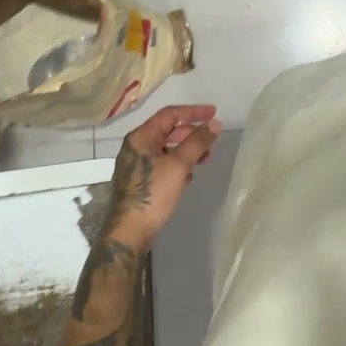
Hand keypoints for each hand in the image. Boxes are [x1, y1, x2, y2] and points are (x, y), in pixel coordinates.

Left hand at [101, 105, 221, 252]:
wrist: (129, 232)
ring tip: (206, 158)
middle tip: (211, 138)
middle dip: (191, 133)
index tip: (213, 113)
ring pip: (166, 149)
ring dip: (187, 150)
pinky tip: (190, 174)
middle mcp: (136, 147)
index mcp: (141, 137)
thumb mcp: (179, 165)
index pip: (170, 115)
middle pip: (167, 131)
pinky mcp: (140, 181)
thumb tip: (216, 123)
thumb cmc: (153, 193)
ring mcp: (136, 165)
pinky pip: (162, 164)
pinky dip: (178, 164)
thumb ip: (197, 142)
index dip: (193, 112)